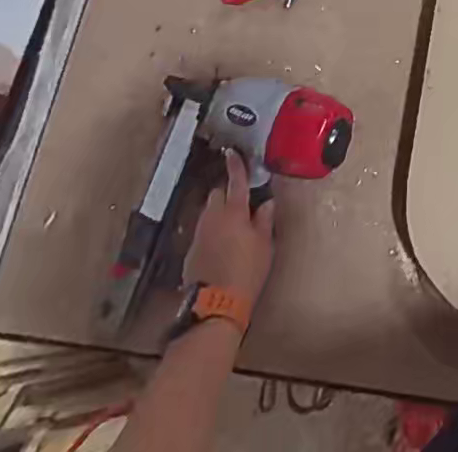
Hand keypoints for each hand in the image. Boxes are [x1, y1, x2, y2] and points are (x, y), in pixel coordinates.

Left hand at [183, 149, 276, 303]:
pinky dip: (213, 229)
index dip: (235, 166)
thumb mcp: (265, 244)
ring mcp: (199, 236)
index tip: (232, 153)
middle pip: (216, 194)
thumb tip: (266, 203)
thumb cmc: (247, 269)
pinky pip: (203, 231)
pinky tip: (223, 241)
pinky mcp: (191, 252)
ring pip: (207, 212)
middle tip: (241, 194)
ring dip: (219, 210)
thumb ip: (264, 220)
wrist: (215, 304)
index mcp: (233, 213)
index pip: (235, 183)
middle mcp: (212, 220)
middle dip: (226, 190)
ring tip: (234, 219)